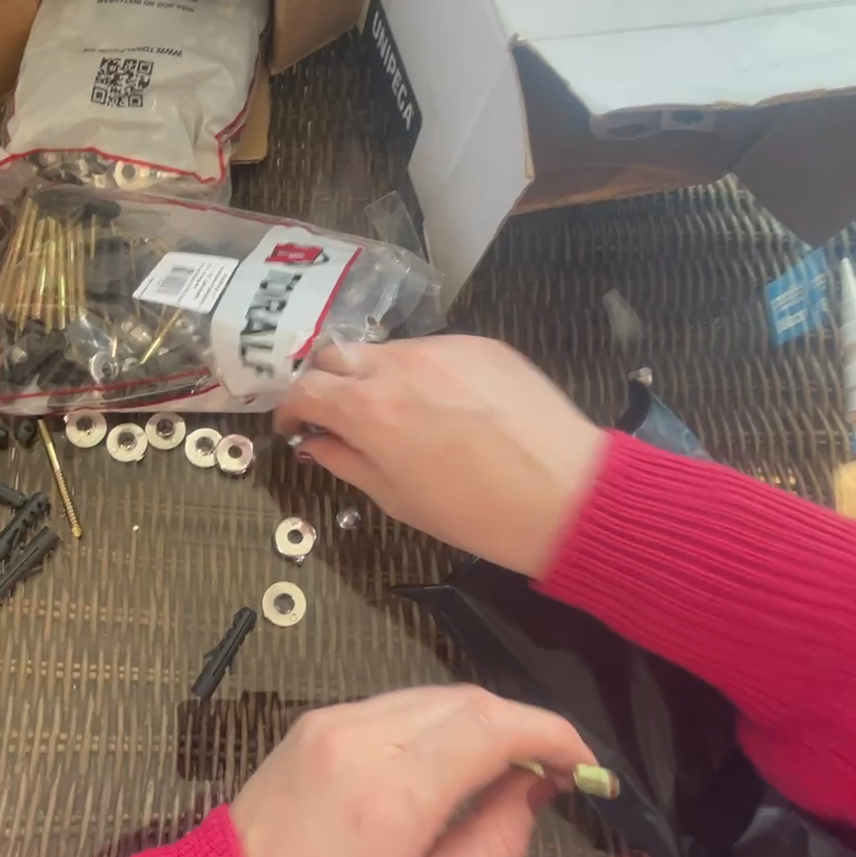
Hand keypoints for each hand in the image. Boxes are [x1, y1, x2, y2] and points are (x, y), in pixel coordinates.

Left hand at [230, 685, 596, 856]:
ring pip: (429, 695)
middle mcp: (360, 737)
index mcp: (392, 793)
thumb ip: (493, 842)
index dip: (549, 731)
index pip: (488, 726)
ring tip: (503, 765)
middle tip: (549, 768)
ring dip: (478, 719)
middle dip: (519, 724)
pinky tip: (445, 758)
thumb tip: (536, 788)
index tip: (582, 760)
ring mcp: (332, 719)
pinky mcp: (316, 717)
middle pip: (464, 699)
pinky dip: (433, 721)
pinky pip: (392, 704)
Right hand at [274, 335, 608, 576]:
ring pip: (383, 350)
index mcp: (367, 410)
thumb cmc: (472, 512)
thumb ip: (345, 460)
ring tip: (394, 411)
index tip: (294, 426)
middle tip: (335, 413)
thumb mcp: (394, 497)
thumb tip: (314, 444)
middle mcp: (396, 366)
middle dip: (323, 381)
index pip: (303, 388)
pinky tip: (442, 404)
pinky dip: (417, 371)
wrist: (566, 495)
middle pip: (333, 354)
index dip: (289, 407)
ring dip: (370, 375)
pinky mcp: (479, 344)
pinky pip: (430, 350)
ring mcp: (441, 348)